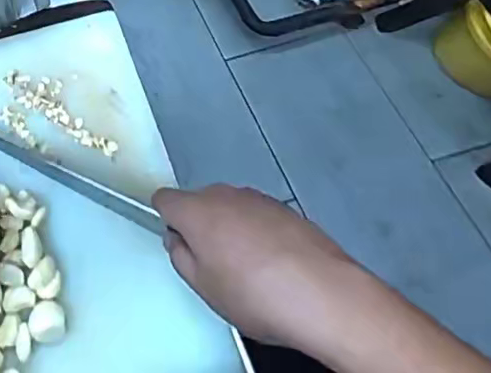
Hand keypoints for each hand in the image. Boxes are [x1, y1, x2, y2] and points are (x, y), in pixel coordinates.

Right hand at [153, 184, 365, 348]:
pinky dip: (262, 234)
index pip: (164, 199)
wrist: (326, 296)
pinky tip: (279, 267)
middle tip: (218, 266)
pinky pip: (260, 217)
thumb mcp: (205, 289)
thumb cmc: (259, 295)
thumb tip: (179, 243)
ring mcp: (255, 198)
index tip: (181, 244)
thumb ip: (180, 258)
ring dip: (233, 230)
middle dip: (203, 227)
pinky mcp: (285, 208)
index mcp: (194, 210)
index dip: (168, 221)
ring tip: (254, 271)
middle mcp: (221, 194)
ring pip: (231, 209)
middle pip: (199, 202)